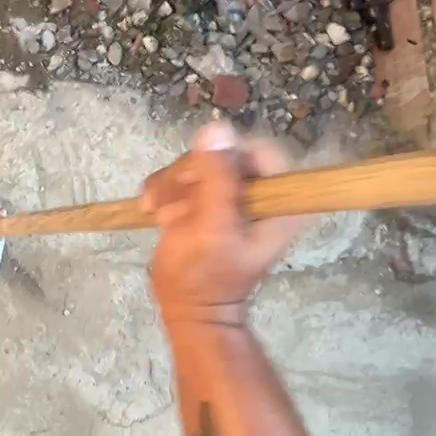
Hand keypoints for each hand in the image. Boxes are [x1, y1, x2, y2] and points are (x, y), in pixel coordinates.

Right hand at [141, 122, 305, 324]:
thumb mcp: (212, 228)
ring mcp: (232, 194)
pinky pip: (181, 175)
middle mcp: (263, 192)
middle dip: (189, 176)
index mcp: (283, 201)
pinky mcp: (207, 198)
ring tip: (160, 215)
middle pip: (222, 154)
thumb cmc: (205, 276)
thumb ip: (217, 180)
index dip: (224, 157)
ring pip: (197, 162)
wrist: (185, 307)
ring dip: (170, 185)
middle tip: (171, 208)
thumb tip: (215, 129)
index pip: (260, 151)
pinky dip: (162, 189)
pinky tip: (152, 210)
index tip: (195, 181)